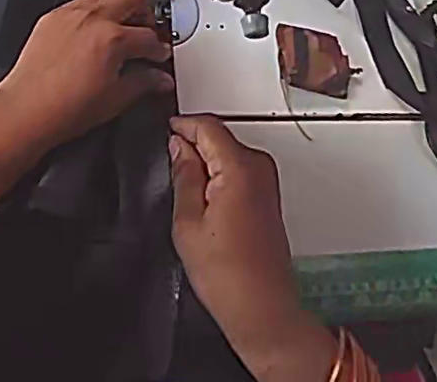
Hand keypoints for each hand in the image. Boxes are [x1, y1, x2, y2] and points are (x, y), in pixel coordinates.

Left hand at [0, 0, 172, 152]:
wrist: (26, 110)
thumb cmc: (63, 108)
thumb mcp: (115, 100)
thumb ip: (143, 83)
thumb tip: (158, 79)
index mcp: (113, 39)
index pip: (149, 36)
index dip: (159, 48)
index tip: (158, 54)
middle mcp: (93, 18)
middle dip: (146, 11)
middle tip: (146, 27)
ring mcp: (71, 13)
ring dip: (120, 2)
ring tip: (123, 21)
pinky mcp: (53, 16)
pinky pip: (81, 0)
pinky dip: (94, 9)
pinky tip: (94, 28)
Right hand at [169, 115, 335, 381]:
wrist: (262, 311)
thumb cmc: (229, 276)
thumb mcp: (187, 221)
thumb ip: (182, 174)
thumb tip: (179, 146)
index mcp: (239, 167)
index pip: (207, 126)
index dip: (183, 124)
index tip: (168, 128)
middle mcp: (258, 167)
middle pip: (219, 137)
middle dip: (194, 144)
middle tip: (171, 164)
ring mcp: (267, 180)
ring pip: (228, 152)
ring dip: (207, 160)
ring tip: (188, 190)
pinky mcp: (268, 194)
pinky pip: (238, 168)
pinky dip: (220, 174)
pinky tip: (206, 201)